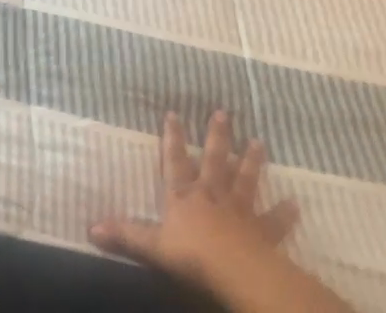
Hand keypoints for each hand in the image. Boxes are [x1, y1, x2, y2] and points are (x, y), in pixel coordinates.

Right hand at [89, 110, 299, 287]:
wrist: (236, 272)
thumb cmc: (192, 255)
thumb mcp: (152, 246)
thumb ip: (125, 234)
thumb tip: (90, 227)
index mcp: (183, 197)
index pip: (175, 161)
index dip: (173, 138)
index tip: (174, 113)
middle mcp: (211, 196)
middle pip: (215, 161)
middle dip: (218, 137)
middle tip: (224, 113)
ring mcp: (239, 212)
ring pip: (244, 181)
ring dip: (251, 162)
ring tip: (259, 142)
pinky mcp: (262, 233)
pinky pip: (273, 222)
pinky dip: (284, 213)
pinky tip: (295, 204)